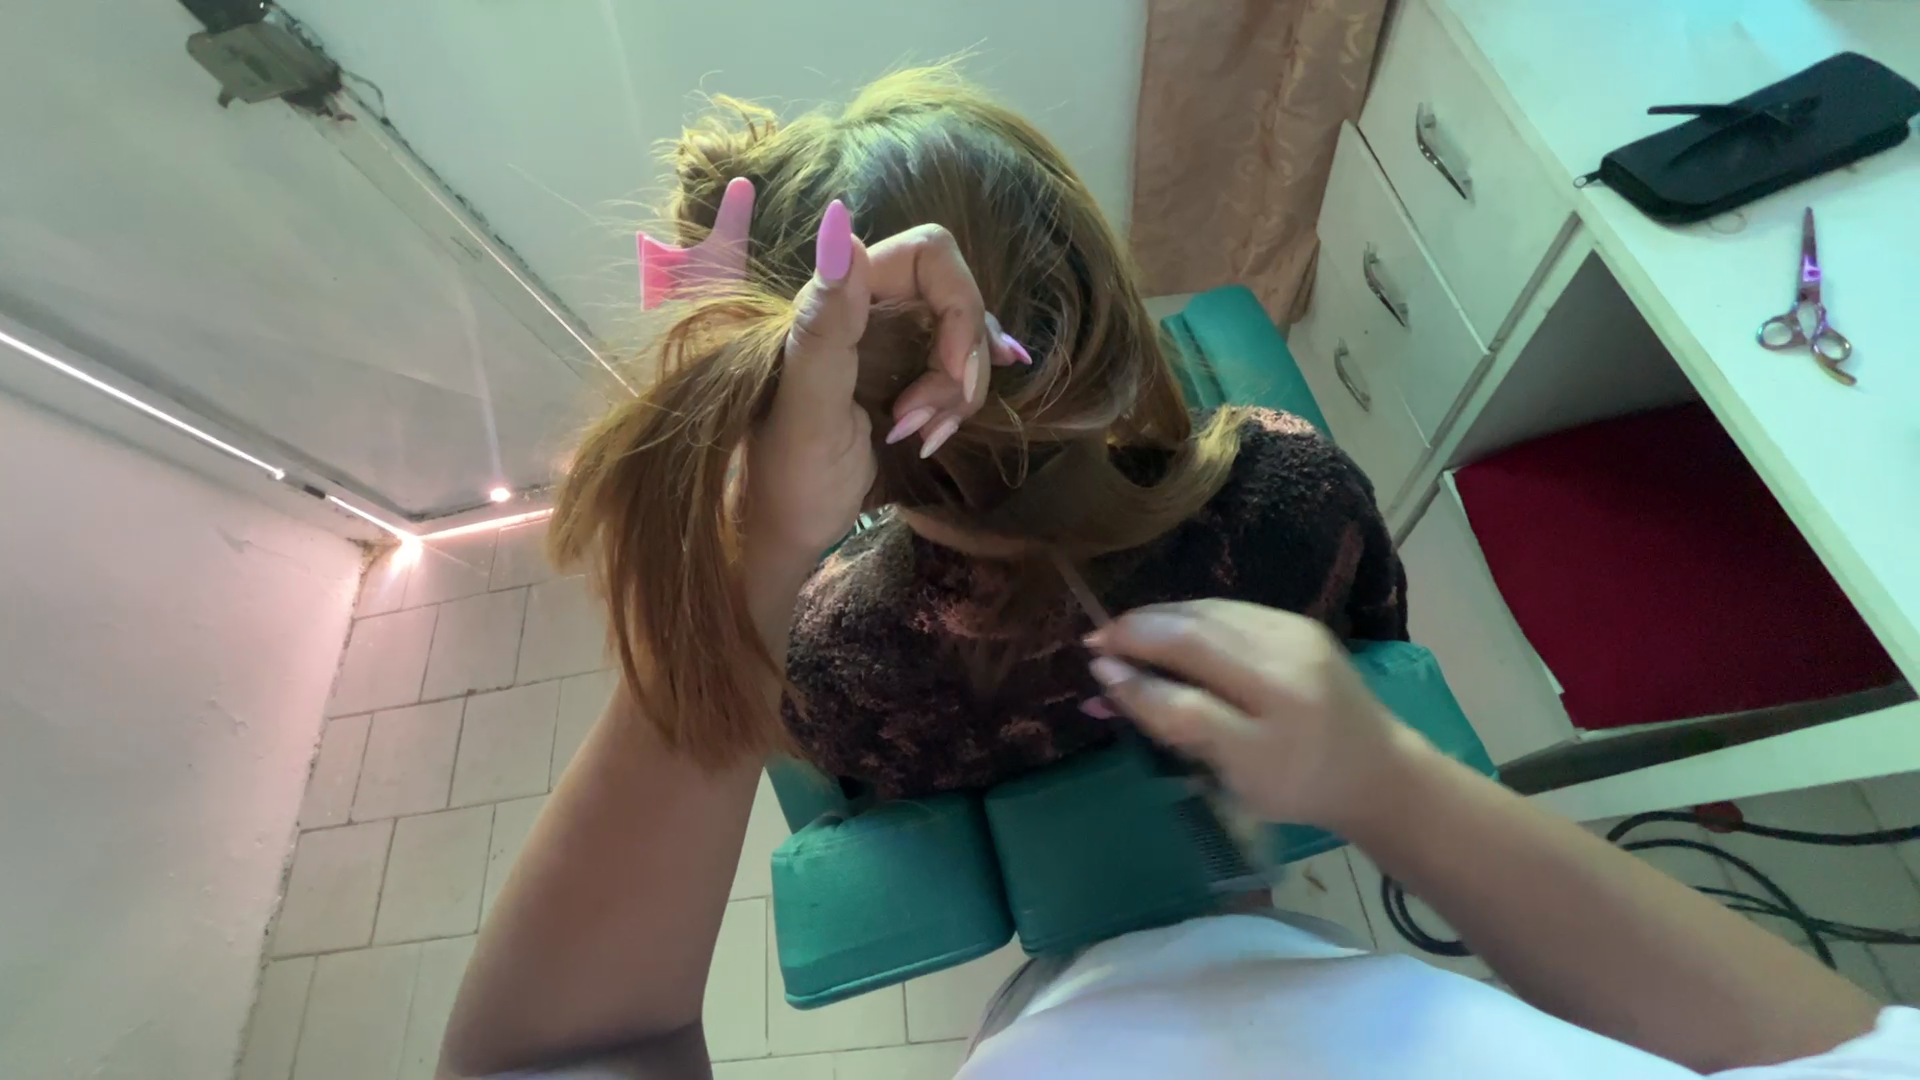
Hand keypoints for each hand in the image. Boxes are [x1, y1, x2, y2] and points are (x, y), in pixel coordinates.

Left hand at [742, 201, 1026, 586]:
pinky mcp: (905, 373)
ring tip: (919, 438)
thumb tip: (840, 225)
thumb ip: (822, 328)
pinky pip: (959, 368)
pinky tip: (936, 433)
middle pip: (956, 299)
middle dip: (959, 364)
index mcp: (838, 296)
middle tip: (923, 424)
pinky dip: (960, 401)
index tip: (955, 376)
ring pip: (965, 339)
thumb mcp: (807, 410)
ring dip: (958, 393)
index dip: (960, 308)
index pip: (932, 254)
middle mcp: (866, 305)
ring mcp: (890, 340)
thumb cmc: (790, 477)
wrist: (792, 526)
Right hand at [1085, 600, 1433, 829]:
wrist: (1378, 769)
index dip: (1133, 684)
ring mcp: (1296, 636)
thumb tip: (1103, 692)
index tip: (1094, 670)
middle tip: (1096, 641)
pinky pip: (1226, 609)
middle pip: (1193, 638)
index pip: (1185, 702)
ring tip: (1123, 631)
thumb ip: (1171, 728)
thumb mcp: (1232, 776)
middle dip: (1135, 633)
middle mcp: (1287, 672)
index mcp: (1273, 732)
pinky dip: (1186, 613)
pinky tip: (1165, 624)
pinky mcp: (1299, 621)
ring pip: (1206, 613)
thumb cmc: (1298, 787)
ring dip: (1156, 617)